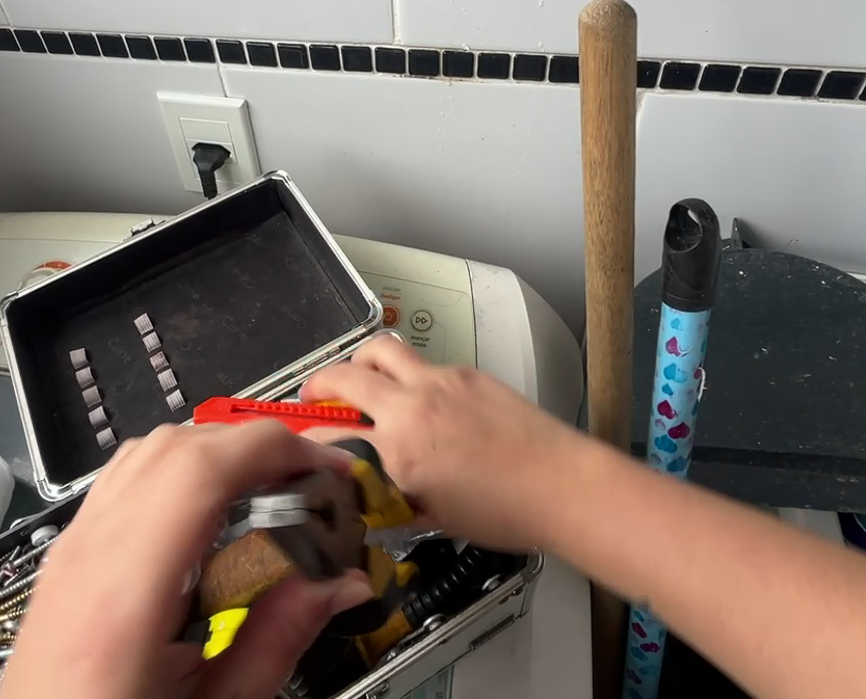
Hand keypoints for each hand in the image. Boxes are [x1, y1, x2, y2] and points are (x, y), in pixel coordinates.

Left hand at [1, 421, 373, 698]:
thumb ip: (279, 640)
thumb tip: (340, 582)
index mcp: (122, 599)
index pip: (199, 471)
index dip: (273, 450)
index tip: (324, 470)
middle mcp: (88, 553)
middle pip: (179, 445)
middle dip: (257, 447)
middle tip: (308, 481)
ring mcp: (74, 543)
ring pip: (153, 448)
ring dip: (221, 452)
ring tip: (266, 489)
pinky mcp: (72, 547)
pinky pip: (131, 472)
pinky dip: (184, 467)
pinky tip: (211, 509)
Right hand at [300, 334, 597, 549]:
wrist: (560, 484)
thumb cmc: (505, 511)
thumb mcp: (433, 517)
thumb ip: (392, 496)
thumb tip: (371, 488)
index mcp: (399, 452)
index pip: (331, 437)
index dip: (308, 440)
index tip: (305, 442)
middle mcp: (412, 406)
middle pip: (346, 375)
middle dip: (320, 383)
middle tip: (317, 395)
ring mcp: (439, 381)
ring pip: (382, 349)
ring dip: (363, 362)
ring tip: (362, 378)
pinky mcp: (465, 371)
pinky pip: (423, 363)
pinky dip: (411, 376)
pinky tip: (425, 400)